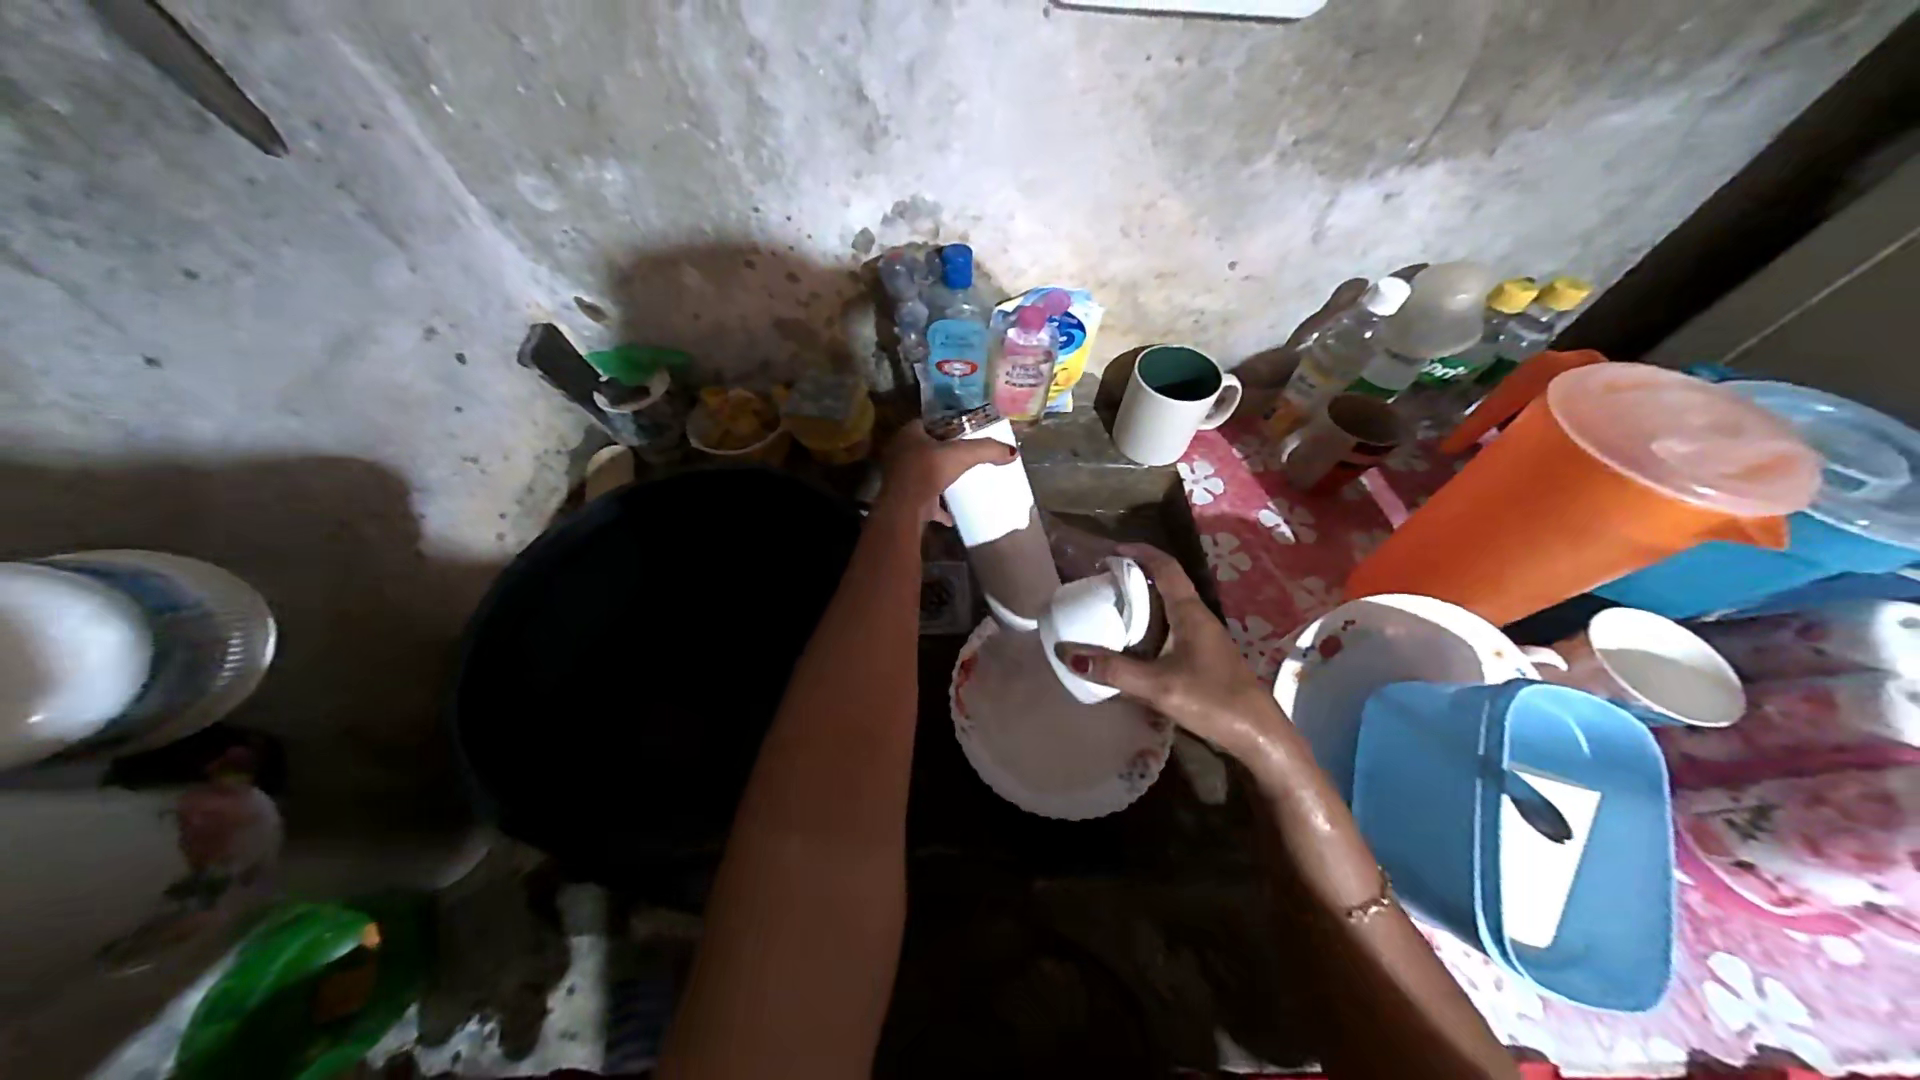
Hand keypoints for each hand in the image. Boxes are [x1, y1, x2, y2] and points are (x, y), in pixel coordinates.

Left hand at [877, 420, 1016, 525]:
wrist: (904, 507)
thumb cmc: (928, 471)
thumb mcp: (962, 455)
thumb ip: (987, 450)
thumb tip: (1012, 452)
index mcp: (909, 434)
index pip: (928, 423)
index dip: (946, 426)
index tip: (964, 433)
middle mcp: (901, 453)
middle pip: (927, 450)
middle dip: (945, 454)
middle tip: (966, 458)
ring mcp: (901, 478)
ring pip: (924, 475)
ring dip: (940, 480)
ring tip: (961, 481)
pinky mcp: (905, 500)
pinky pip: (926, 501)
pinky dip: (939, 507)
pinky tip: (953, 514)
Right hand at [1053, 544, 1284, 759]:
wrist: (1259, 736)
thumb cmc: (1212, 700)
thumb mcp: (1157, 685)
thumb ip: (1112, 669)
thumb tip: (1066, 652)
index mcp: (1190, 613)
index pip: (1166, 567)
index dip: (1140, 552)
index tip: (1111, 551)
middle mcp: (1198, 618)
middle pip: (1166, 584)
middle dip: (1135, 577)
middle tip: (1102, 582)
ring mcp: (1204, 639)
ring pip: (1169, 608)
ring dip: (1142, 603)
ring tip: (1110, 610)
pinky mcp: (1203, 658)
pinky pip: (1171, 630)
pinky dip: (1149, 627)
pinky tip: (1132, 646)